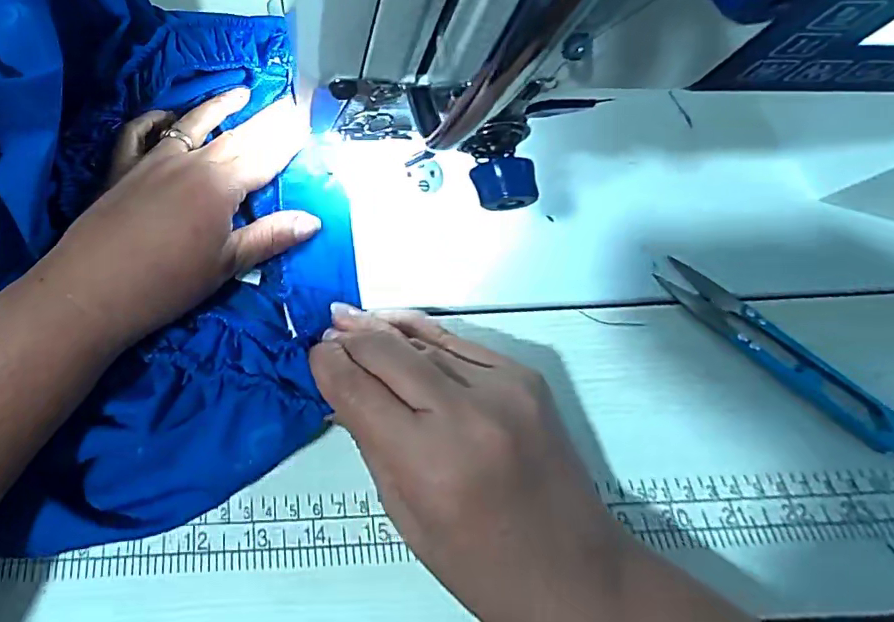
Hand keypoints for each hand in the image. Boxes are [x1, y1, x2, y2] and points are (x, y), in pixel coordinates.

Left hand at [28, 87, 319, 347]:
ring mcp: (153, 159)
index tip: (306, 118)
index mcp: (221, 185)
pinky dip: (153, 120)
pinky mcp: (123, 167)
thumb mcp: (225, 265)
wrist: (93, 288)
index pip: (265, 155)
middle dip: (265, 120)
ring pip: (192, 123)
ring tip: (240, 93)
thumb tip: (313, 220)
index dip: (287, 137)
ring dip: (218, 106)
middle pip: (236, 135)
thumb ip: (269, 237)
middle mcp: (190, 161)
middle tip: (287, 103)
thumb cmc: (167, 283)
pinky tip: (165, 116)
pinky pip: (138, 132)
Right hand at [311, 309, 748, 621]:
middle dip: (347, 338)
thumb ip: (367, 439)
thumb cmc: (481, 563)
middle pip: (382, 350)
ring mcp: (501, 389)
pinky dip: (419, 332)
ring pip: (418, 336)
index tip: (311, 354)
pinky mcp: (523, 376)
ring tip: (348, 315)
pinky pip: (454, 340)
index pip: (355, 387)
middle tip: (326, 330)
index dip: (325, 363)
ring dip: (378, 326)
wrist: (581, 577)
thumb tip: (337, 382)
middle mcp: (465, 415)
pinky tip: (395, 326)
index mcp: (429, 462)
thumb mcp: (405, 513)